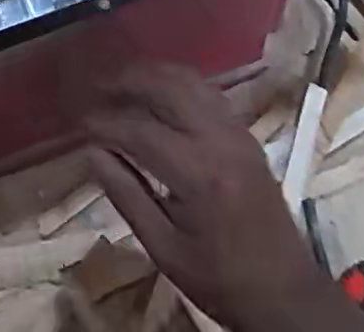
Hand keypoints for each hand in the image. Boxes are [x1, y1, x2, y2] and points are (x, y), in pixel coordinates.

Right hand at [81, 65, 363, 331]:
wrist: (284, 290)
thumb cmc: (219, 278)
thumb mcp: (164, 249)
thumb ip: (126, 195)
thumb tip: (93, 152)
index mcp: (199, 173)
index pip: (141, 131)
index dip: (106, 124)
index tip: (79, 124)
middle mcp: (219, 139)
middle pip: (168, 87)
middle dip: (128, 81)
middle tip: (97, 86)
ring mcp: (236, 130)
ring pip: (190, 80)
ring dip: (153, 74)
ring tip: (122, 80)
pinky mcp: (245, 131)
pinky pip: (207, 90)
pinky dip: (177, 81)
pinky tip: (157, 90)